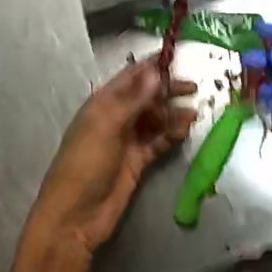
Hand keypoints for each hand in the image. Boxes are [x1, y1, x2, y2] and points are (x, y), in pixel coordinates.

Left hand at [26, 56, 194, 255]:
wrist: (76, 214)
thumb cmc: (85, 162)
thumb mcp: (108, 125)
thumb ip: (134, 99)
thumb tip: (155, 72)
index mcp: (102, 102)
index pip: (130, 77)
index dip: (151, 67)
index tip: (175, 57)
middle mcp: (115, 117)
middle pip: (145, 97)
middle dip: (167, 90)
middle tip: (194, 87)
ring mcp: (126, 140)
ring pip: (153, 120)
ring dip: (172, 114)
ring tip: (195, 110)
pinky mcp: (136, 162)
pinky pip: (157, 142)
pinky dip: (171, 135)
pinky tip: (186, 130)